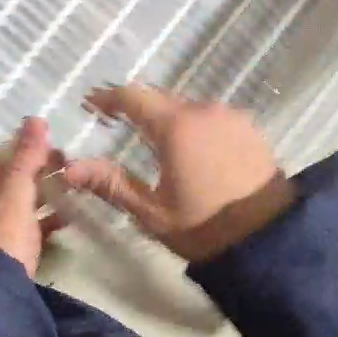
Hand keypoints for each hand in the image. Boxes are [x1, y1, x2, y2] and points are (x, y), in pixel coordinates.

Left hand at [0, 117, 62, 276]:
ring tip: (78, 186)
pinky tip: (70, 216)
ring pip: (23, 200)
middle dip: (42, 170)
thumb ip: (26, 156)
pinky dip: (47, 219)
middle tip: (74, 165)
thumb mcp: (15, 190)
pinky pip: (30, 225)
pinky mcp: (7, 246)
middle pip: (14, 175)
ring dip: (47, 193)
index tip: (58, 145)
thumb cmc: (0, 232)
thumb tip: (36, 118)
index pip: (3, 150)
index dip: (29, 146)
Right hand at [62, 84, 294, 262]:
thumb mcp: (151, 212)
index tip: (91, 104)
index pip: (133, 97)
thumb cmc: (204, 227)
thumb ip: (110, 184)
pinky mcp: (250, 129)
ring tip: (155, 142)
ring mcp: (232, 117)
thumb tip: (68, 169)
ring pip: (189, 108)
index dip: (108, 98)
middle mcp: (205, 110)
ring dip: (168, 119)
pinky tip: (191, 150)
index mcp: (176, 127)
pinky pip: (213, 118)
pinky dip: (195, 127)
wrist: (269, 239)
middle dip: (138, 108)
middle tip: (117, 122)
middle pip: (162, 99)